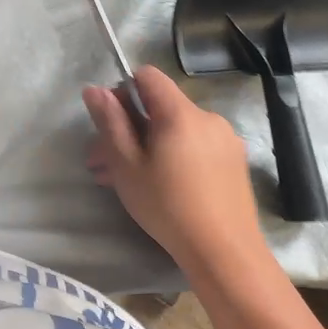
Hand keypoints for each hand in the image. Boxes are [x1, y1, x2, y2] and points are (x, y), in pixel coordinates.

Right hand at [83, 66, 264, 267]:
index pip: (148, 76)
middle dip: (128, 127)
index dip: (122, 91)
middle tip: (102, 163)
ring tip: (124, 179)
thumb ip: (110, 121)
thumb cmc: (167, 205)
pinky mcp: (233, 162)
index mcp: (180, 114)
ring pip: (174, 130)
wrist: (224, 252)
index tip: (109, 123)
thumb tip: (94, 89)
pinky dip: (171, 156)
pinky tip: (158, 186)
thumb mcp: (126, 163)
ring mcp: (225, 141)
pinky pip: (193, 146)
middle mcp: (208, 118)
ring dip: (146, 145)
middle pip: (159, 107)